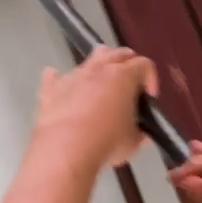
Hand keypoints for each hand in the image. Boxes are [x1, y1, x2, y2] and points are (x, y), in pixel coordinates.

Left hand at [30, 46, 156, 170]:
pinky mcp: (51, 89)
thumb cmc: (106, 142)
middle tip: (129, 85)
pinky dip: (59, 79)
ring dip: (98, 67)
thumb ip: (139, 132)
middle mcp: (98, 69)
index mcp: (123, 77)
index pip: (144, 65)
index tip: (149, 98)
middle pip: (118, 53)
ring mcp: (73, 76)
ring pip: (89, 59)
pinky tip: (61, 85)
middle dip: (127, 65)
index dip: (150, 79)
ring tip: (100, 85)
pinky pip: (54, 77)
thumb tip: (143, 133)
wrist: (65, 149)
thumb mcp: (132, 142)